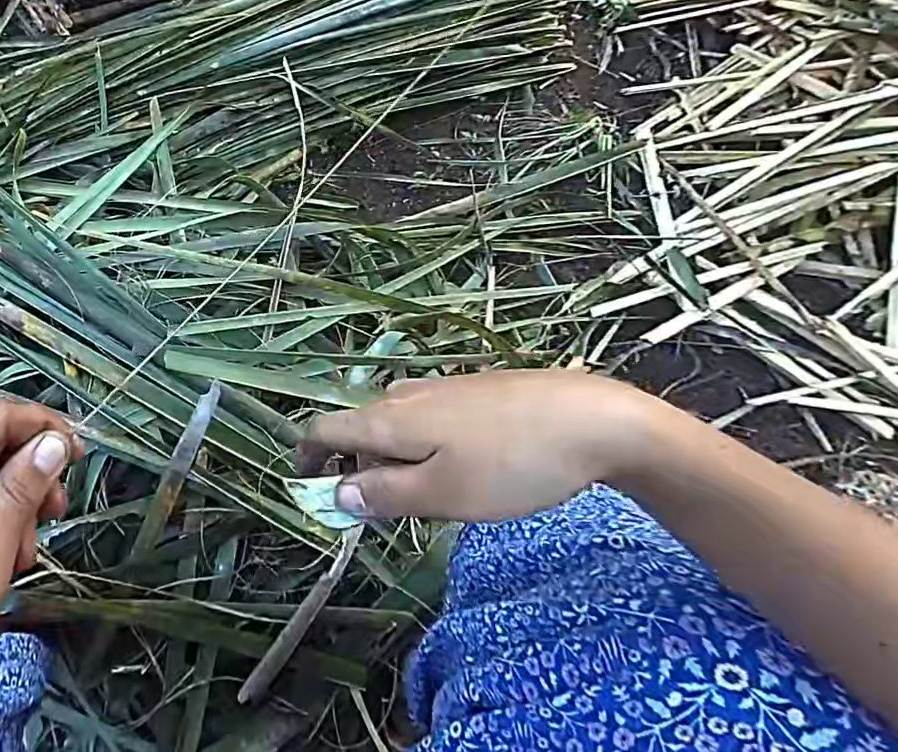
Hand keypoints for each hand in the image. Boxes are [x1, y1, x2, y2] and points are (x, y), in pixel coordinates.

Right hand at [295, 370, 668, 521]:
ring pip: (396, 425)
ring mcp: (439, 386)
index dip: (308, 454)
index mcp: (388, 419)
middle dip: (359, 467)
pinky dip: (424, 445)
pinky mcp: (469, 388)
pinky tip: (466, 466)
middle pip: (361, 429)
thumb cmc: (510, 462)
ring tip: (434, 495)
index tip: (307, 483)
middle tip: (387, 510)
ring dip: (395, 459)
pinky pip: (426, 417)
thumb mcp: (442, 494)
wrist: (591, 417)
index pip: (326, 428)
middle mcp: (404, 395)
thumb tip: (336, 492)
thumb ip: (383, 494)